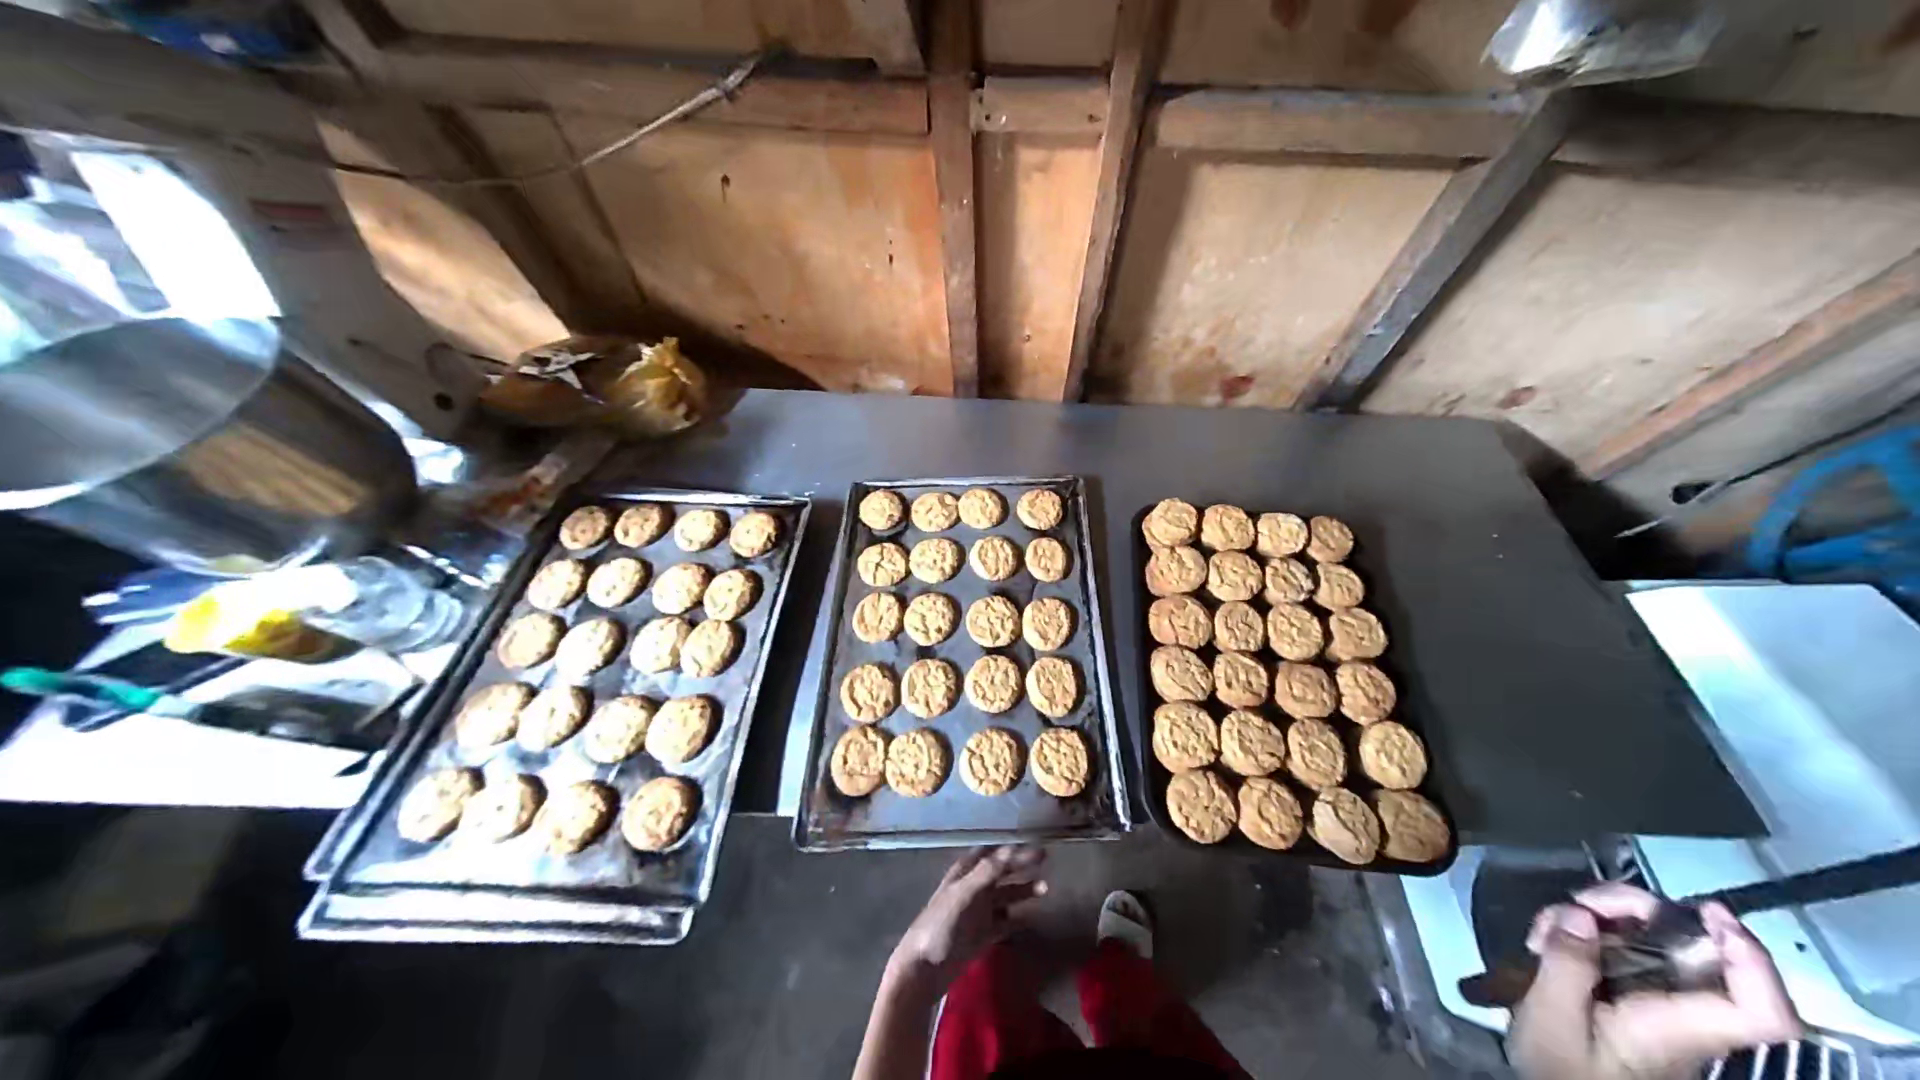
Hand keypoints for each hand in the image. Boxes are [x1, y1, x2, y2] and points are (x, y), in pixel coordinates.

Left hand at [886, 845, 1047, 992]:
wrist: (923, 969)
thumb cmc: (940, 926)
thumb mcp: (963, 895)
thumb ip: (987, 872)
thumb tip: (1012, 849)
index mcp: (964, 875)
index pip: (991, 855)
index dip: (1010, 849)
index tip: (1033, 846)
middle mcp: (972, 890)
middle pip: (1000, 873)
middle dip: (1021, 866)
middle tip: (1045, 860)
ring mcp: (977, 913)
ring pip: (1005, 897)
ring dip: (1023, 891)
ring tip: (1046, 889)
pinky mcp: (981, 936)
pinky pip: (1004, 923)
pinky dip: (1017, 919)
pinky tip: (1031, 918)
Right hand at [1509, 884, 1802, 1079]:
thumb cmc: (1560, 1069)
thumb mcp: (1552, 1018)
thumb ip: (1567, 965)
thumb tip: (1581, 915)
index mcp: (1676, 1031)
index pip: (1758, 1011)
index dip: (1752, 962)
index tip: (1709, 912)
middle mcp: (1680, 1016)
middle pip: (1692, 954)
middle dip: (1637, 910)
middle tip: (1580, 900)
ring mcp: (1654, 1005)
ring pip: (1650, 945)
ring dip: (1597, 919)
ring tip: (1545, 926)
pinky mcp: (1627, 998)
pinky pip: (1621, 953)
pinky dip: (1584, 933)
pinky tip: (1545, 938)